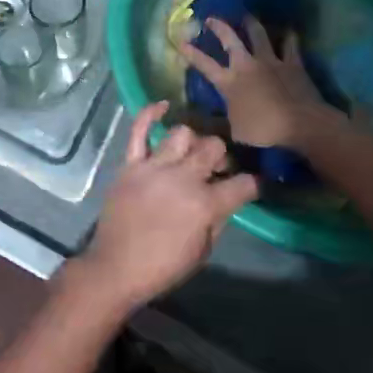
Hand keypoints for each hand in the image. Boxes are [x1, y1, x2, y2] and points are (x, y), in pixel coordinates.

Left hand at [68, 102, 259, 311]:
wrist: (117, 266)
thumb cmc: (164, 266)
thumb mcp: (204, 249)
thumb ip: (218, 218)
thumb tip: (225, 198)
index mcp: (207, 204)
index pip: (245, 184)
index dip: (254, 185)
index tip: (254, 185)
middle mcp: (183, 178)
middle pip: (214, 148)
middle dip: (222, 156)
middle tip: (217, 168)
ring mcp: (154, 167)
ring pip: (182, 134)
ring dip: (192, 142)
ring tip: (191, 153)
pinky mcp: (130, 165)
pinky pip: (138, 130)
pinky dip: (150, 114)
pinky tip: (163, 106)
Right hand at [180, 16, 325, 148]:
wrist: (302, 123)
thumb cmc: (264, 129)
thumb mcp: (235, 130)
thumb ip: (223, 119)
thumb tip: (212, 120)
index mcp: (229, 82)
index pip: (204, 64)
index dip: (190, 53)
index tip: (180, 41)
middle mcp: (246, 65)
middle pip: (230, 39)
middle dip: (219, 27)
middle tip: (212, 18)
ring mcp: (271, 61)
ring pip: (259, 35)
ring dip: (251, 24)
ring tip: (247, 16)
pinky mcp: (293, 63)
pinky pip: (290, 44)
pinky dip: (288, 37)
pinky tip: (288, 31)